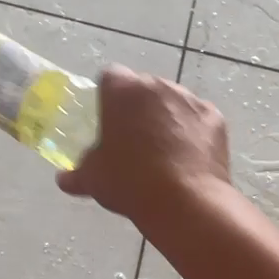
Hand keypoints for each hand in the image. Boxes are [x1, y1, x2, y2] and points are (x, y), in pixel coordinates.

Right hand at [57, 65, 230, 224]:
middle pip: (143, 87)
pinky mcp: (214, 117)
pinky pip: (197, 117)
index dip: (106, 95)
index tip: (107, 118)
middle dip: (138, 105)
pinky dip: (191, 130)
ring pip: (172, 100)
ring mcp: (190, 99)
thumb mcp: (94, 179)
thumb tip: (63, 180)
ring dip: (165, 116)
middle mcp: (157, 85)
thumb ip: (77, 174)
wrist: (186, 202)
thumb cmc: (130, 182)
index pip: (109, 77)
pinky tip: (187, 156)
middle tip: (132, 137)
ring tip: (162, 149)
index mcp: (123, 91)